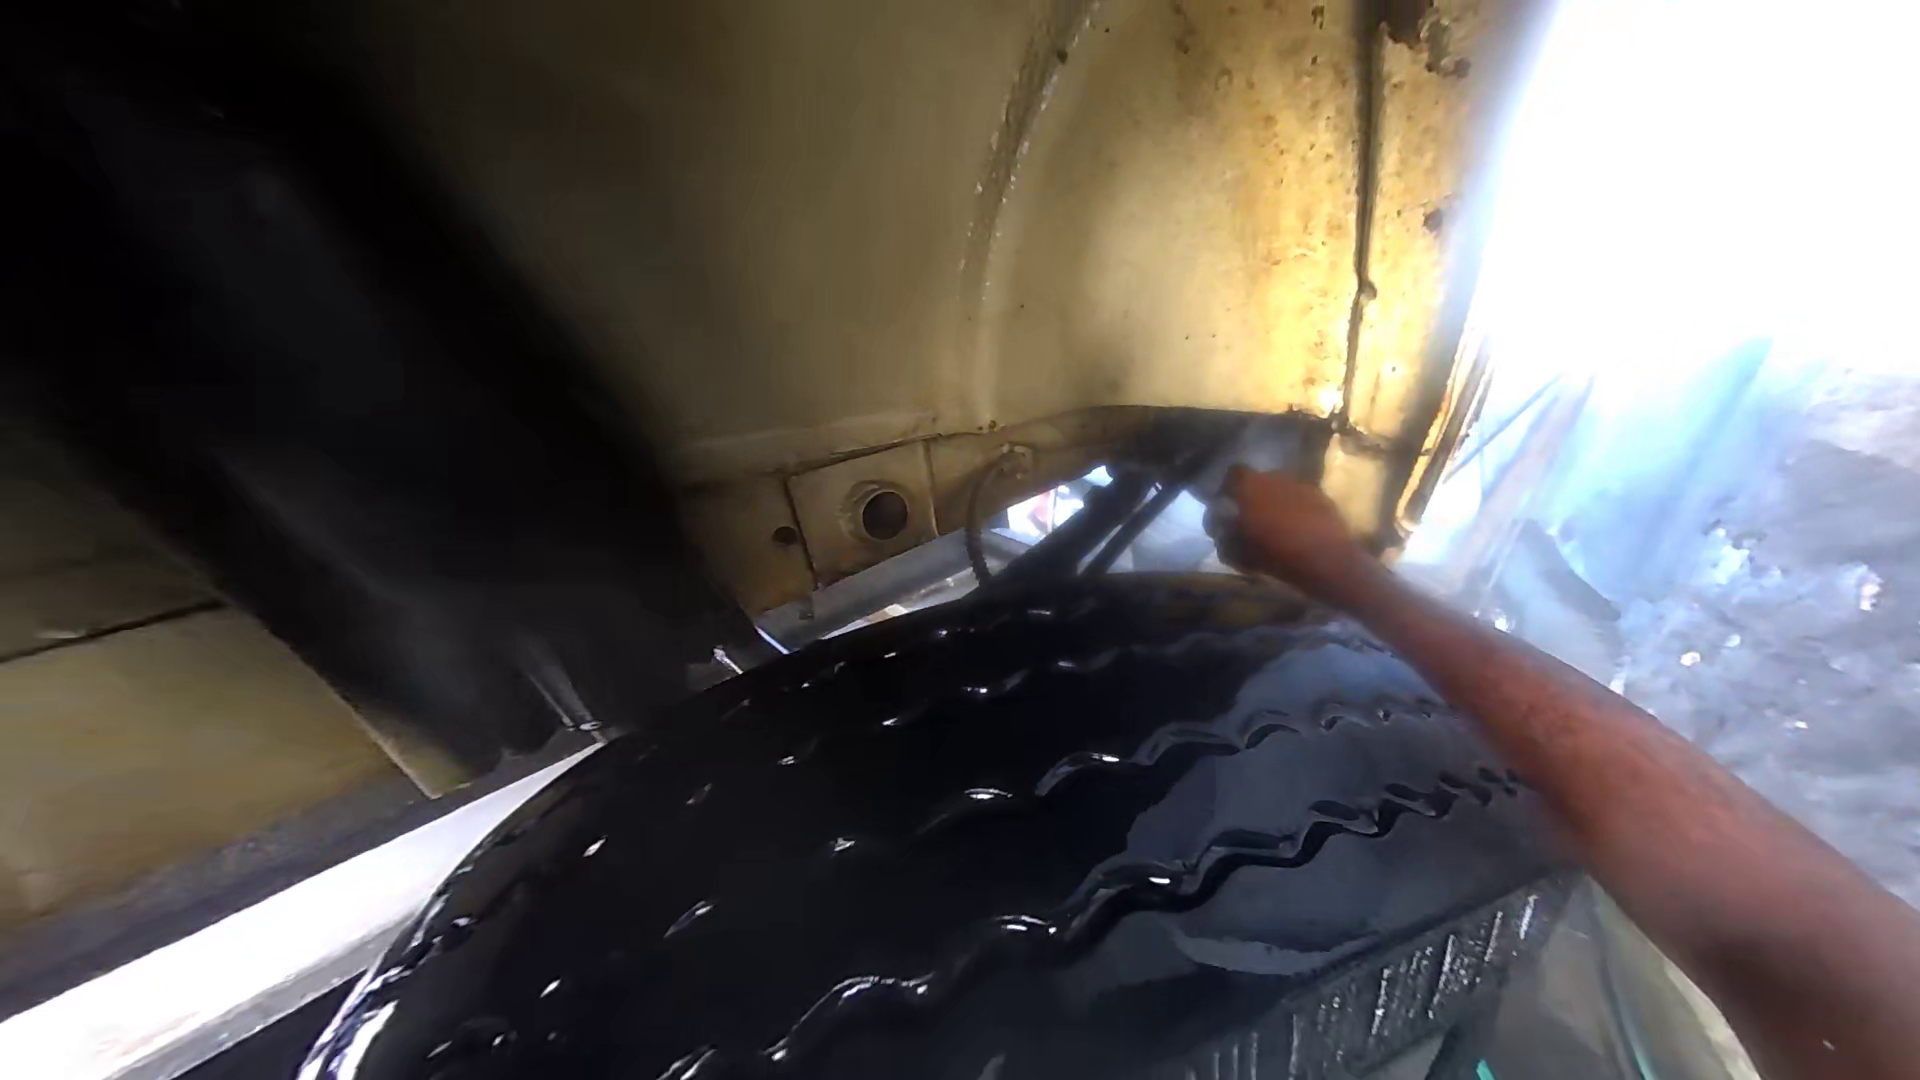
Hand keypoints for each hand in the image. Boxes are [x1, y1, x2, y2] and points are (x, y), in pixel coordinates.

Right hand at [1209, 467, 1368, 599]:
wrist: (1324, 560)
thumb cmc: (1273, 552)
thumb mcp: (1236, 552)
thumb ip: (1224, 536)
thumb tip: (1221, 530)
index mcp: (1250, 486)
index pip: (1233, 473)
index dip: (1229, 487)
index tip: (1227, 503)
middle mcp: (1276, 478)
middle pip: (1260, 480)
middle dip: (1255, 496)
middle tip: (1252, 518)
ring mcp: (1303, 486)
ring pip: (1283, 490)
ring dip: (1277, 503)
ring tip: (1277, 526)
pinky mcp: (1324, 498)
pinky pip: (1303, 500)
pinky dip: (1298, 510)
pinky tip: (1298, 530)